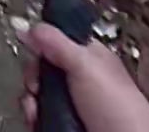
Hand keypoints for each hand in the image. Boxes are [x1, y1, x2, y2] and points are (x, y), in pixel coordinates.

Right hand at [19, 23, 148, 131]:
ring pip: (39, 96)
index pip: (57, 39)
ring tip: (34, 107)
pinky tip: (35, 120)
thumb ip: (57, 42)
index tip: (30, 47)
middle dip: (33, 75)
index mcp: (88, 57)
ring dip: (31, 100)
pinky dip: (34, 119)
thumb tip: (30, 26)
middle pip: (43, 69)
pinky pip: (40, 119)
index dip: (41, 42)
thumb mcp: (85, 64)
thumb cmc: (118, 106)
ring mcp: (72, 107)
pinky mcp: (64, 127)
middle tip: (36, 83)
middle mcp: (79, 81)